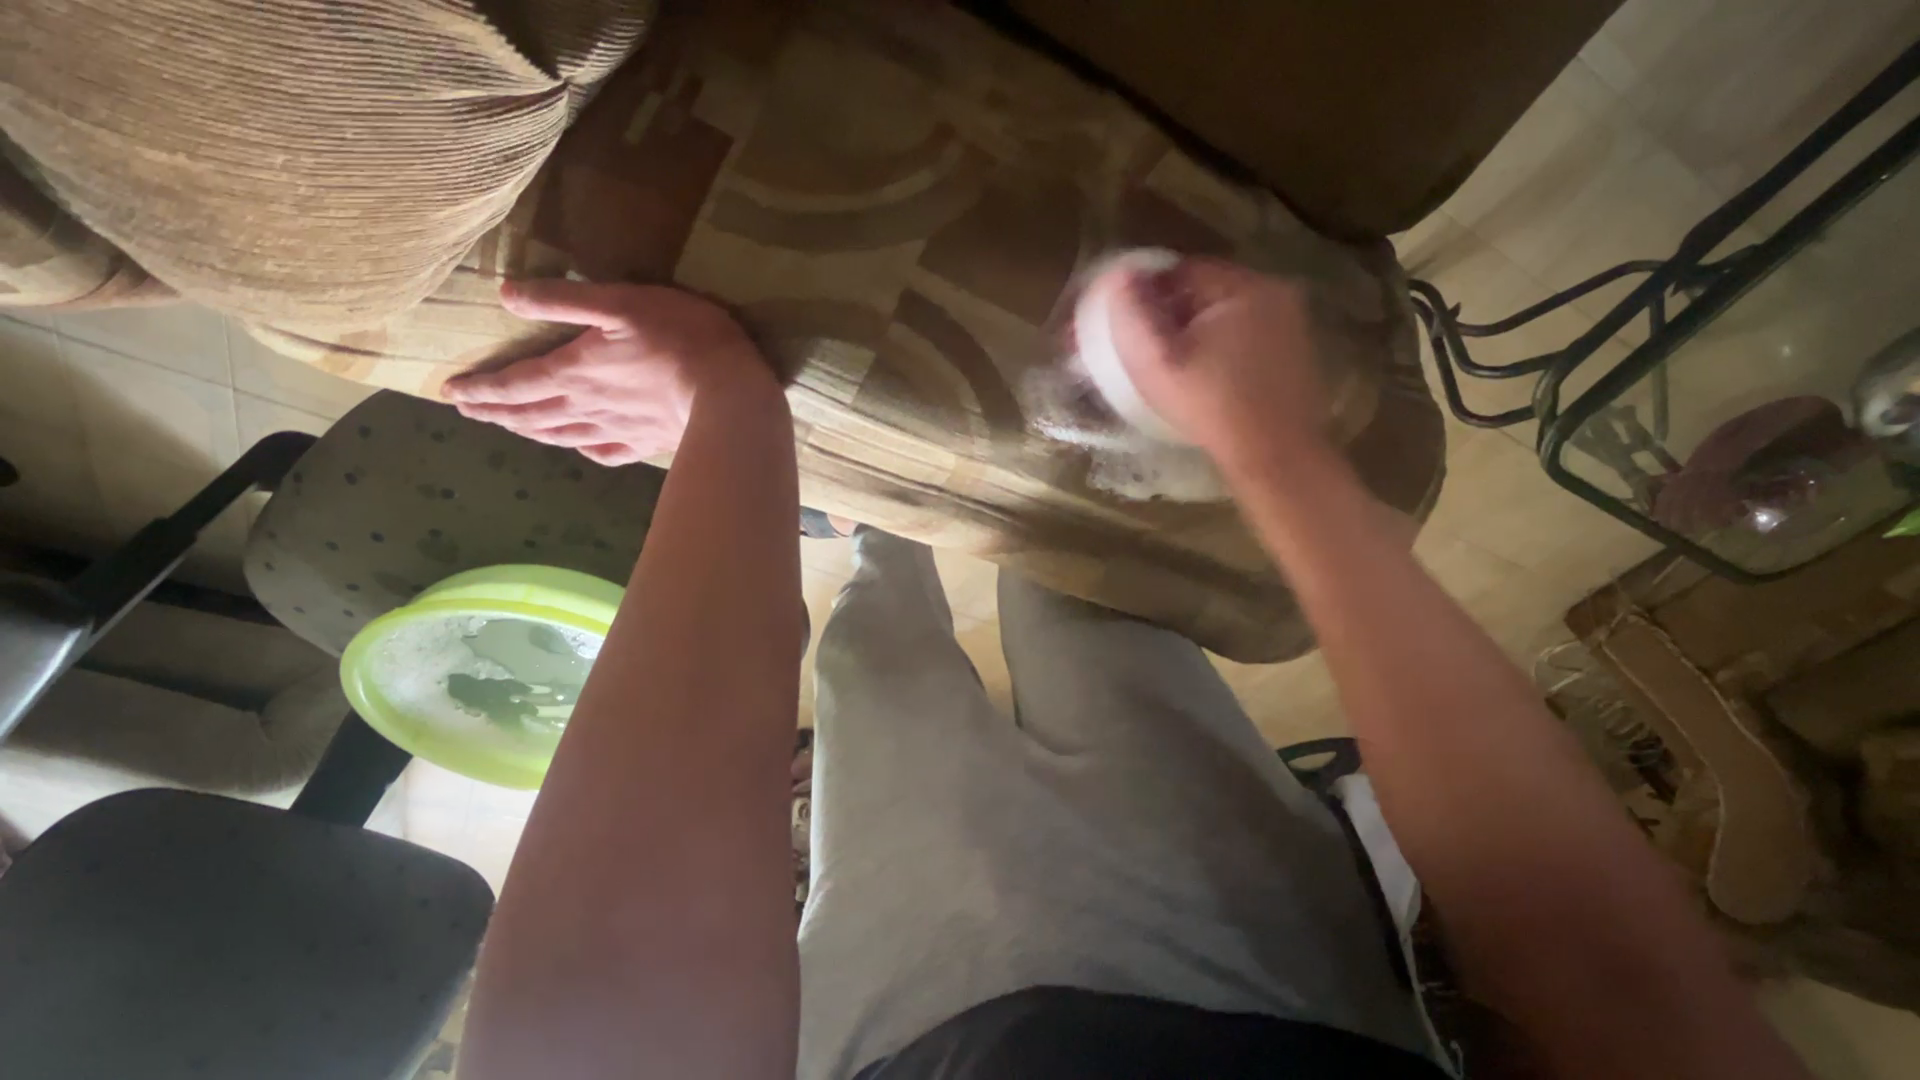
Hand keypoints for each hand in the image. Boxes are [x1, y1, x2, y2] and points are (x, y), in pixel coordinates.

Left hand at [442, 280, 775, 465]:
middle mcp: (586, 406)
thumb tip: (506, 294)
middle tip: (469, 412)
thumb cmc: (679, 336)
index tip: (450, 392)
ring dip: (530, 432)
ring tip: (511, 429)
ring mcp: (616, 429)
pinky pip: (605, 451)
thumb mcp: (620, 302)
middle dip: (496, 412)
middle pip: (531, 414)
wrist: (729, 391)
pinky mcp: (645, 442)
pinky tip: (580, 449)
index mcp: (574, 371)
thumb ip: (563, 300)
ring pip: (561, 435)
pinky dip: (585, 450)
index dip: (481, 388)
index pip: (515, 383)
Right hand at [1092, 255, 1333, 473]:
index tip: (1122, 326)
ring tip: (1168, 365)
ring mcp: (1291, 324)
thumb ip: (1132, 312)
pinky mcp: (1295, 354)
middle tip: (1141, 348)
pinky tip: (1203, 379)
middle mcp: (1275, 294)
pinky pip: (1245, 339)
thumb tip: (1119, 276)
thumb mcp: (1156, 360)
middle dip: (1170, 313)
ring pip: (1225, 316)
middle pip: (1205, 292)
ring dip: (1195, 332)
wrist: (1275, 456)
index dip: (1145, 294)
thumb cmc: (1211, 405)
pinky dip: (1220, 350)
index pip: (1182, 271)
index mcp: (1244, 286)